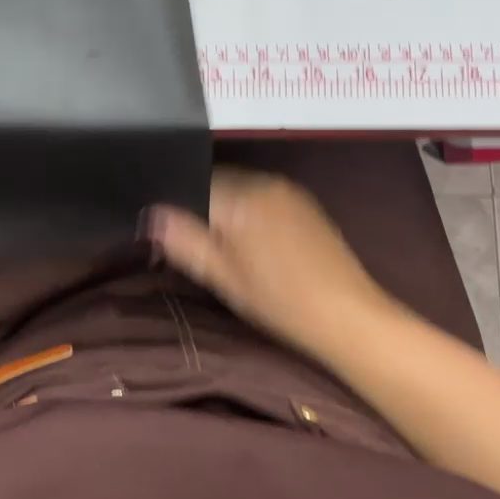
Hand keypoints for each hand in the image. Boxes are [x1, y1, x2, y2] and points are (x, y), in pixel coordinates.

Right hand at [147, 169, 404, 355]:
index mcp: (238, 199)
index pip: (189, 185)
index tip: (169, 230)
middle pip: (214, 183)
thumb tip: (151, 216)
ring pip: (238, 188)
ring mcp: (287, 190)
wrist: (348, 316)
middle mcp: (262, 182)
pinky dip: (248, 209)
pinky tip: (252, 242)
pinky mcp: (303, 201)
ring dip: (225, 207)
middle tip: (195, 243)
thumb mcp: (222, 277)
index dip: (175, 206)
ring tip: (224, 244)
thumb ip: (183, 241)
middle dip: (200, 205)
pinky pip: (261, 194)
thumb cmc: (279, 301)